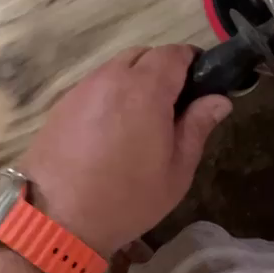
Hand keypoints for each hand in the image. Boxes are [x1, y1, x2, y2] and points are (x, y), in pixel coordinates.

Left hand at [18, 45, 231, 254]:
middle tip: (173, 107)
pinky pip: (96, 85)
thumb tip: (219, 99)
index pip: (175, 53)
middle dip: (163, 70)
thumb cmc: (126, 198)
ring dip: (135, 81)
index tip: (200, 86)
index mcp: (146, 89)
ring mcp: (84, 88)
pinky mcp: (63, 103)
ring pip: (118, 67)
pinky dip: (111, 94)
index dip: (192, 63)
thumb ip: (197, 127)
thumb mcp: (176, 170)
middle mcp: (112, 77)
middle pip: (145, 54)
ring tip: (141, 120)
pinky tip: (111, 130)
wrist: (54, 219)